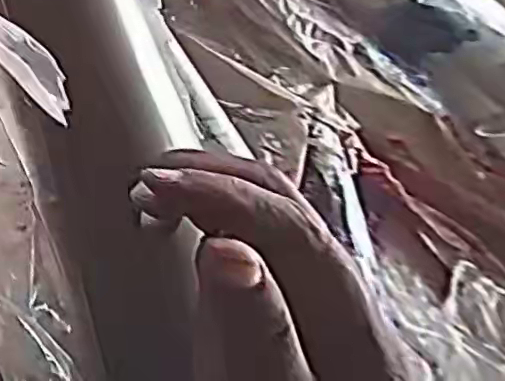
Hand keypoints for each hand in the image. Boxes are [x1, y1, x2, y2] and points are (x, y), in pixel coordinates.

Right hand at [133, 150, 413, 380]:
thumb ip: (254, 327)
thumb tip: (227, 251)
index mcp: (357, 329)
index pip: (291, 224)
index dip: (214, 190)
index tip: (151, 183)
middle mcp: (355, 304)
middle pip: (283, 201)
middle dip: (205, 176)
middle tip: (147, 183)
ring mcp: (330, 300)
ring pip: (270, 207)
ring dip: (204, 186)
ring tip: (153, 195)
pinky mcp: (298, 300)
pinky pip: (258, 229)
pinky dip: (209, 207)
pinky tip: (178, 219)